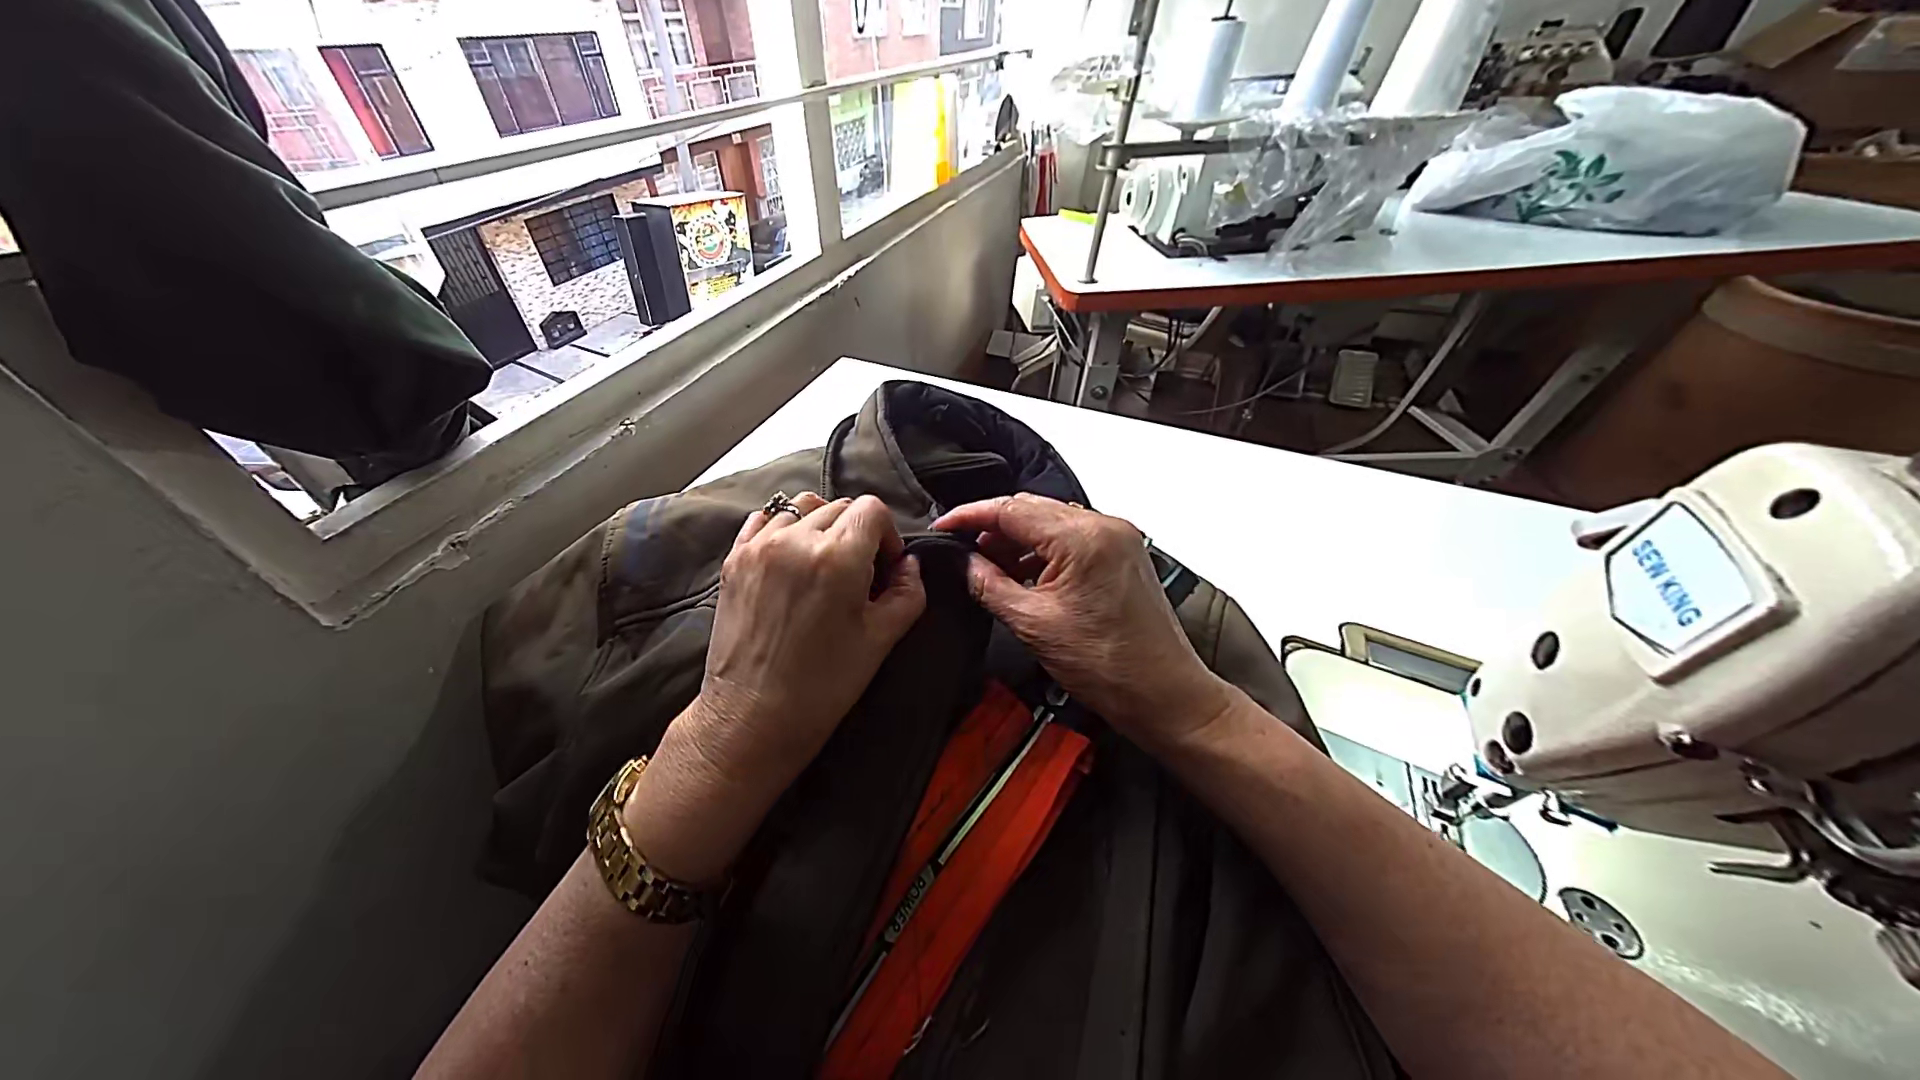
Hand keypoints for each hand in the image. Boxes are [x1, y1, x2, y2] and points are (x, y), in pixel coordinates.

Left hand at [625, 492, 925, 882]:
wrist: (752, 717)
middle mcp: (795, 540)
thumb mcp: (882, 639)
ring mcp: (759, 547)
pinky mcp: (734, 560)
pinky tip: (791, 559)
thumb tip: (908, 564)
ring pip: (803, 507)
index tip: (884, 567)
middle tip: (858, 574)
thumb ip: (908, 592)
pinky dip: (784, 528)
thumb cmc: (824, 685)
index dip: (888, 535)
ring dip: (822, 526)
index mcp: (837, 558)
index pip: (873, 510)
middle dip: (858, 533)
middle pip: (840, 507)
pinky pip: (764, 520)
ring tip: (823, 564)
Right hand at [933, 494, 1236, 750]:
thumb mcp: (1032, 624)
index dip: (970, 516)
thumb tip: (966, 564)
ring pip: (1051, 523)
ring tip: (988, 565)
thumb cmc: (1112, 667)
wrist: (1163, 694)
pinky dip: (1043, 551)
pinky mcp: (1122, 555)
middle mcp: (1106, 528)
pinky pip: (1072, 540)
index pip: (1011, 509)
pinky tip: (1021, 572)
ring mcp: (1118, 540)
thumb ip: (989, 585)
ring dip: (1017, 540)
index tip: (945, 527)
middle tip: (962, 548)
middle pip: (1032, 510)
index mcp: (1083, 538)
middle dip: (992, 527)